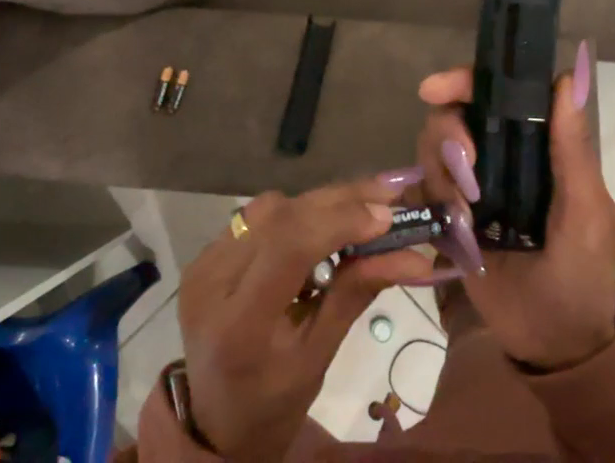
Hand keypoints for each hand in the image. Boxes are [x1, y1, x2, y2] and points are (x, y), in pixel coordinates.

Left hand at [176, 175, 430, 458]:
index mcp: (240, 322)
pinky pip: (255, 219)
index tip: (387, 216)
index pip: (289, 246)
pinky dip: (295, 216)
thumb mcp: (318, 358)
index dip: (340, 221)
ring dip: (318, 204)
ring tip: (360, 211)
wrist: (213, 420)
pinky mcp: (203, 256)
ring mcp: (202, 264)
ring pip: (267, 208)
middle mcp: (212, 281)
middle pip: (279, 216)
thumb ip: (355, 295)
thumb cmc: (273, 402)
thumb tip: (412, 254)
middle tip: (388, 195)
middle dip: (339, 200)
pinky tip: (321, 228)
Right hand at [417, 43, 614, 369]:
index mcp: (537, 147)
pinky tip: (457, 226)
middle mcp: (500, 157)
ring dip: (443, 169)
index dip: (467, 81)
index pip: (498, 94)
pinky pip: (424, 190)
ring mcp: (472, 187)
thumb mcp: (588, 211)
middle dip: (449, 130)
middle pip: (455, 115)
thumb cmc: (583, 272)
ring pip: (434, 149)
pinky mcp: (449, 219)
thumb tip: (568, 78)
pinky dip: (434, 199)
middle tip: (465, 164)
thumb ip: (573, 149)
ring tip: (467, 208)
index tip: (439, 88)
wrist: (554, 342)